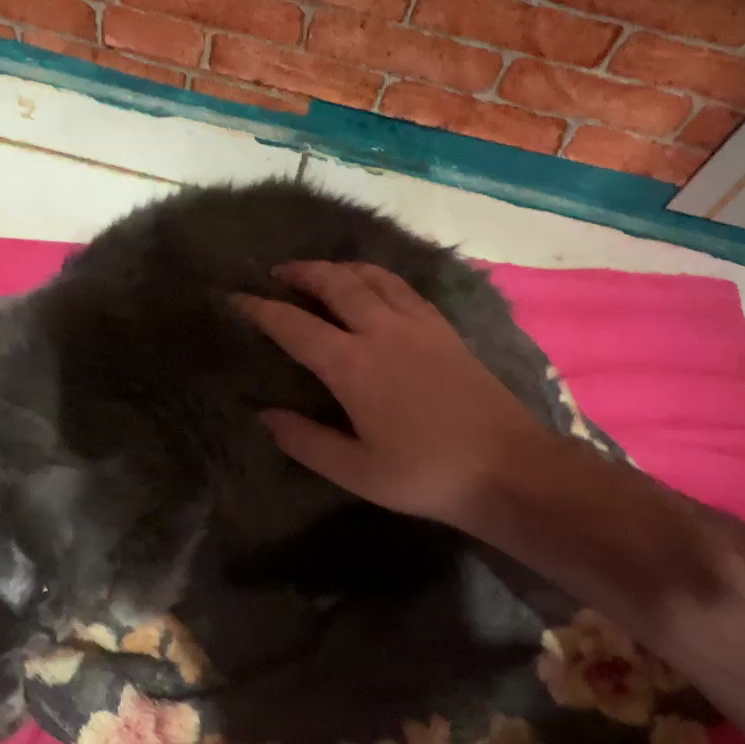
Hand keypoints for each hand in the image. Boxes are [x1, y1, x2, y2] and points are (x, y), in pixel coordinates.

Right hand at [234, 261, 550, 531]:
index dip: (261, 310)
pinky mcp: (444, 328)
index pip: (294, 326)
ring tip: (320, 273)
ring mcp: (418, 324)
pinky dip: (376, 276)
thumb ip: (305, 441)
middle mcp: (382, 331)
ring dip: (339, 268)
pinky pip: (401, 287)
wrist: (508, 467)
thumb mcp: (355, 470)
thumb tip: (265, 415)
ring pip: (371, 277)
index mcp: (352, 365)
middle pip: (335, 284)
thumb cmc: (424, 474)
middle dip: (301, 273)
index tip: (236, 299)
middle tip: (278, 274)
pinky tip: (373, 287)